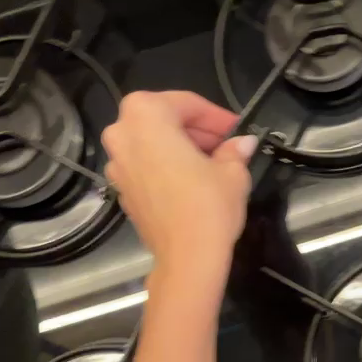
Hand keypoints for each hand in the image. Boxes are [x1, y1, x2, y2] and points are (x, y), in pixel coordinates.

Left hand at [102, 91, 256, 274]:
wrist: (187, 258)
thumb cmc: (208, 206)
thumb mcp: (232, 173)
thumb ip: (234, 152)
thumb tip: (243, 143)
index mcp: (146, 115)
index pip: (187, 103)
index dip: (217, 116)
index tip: (237, 128)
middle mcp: (122, 132)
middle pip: (164, 121)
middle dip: (196, 132)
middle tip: (226, 148)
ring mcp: (117, 163)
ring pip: (153, 145)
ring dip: (181, 151)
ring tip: (211, 168)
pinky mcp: (122, 191)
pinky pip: (146, 169)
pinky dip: (167, 170)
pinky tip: (191, 186)